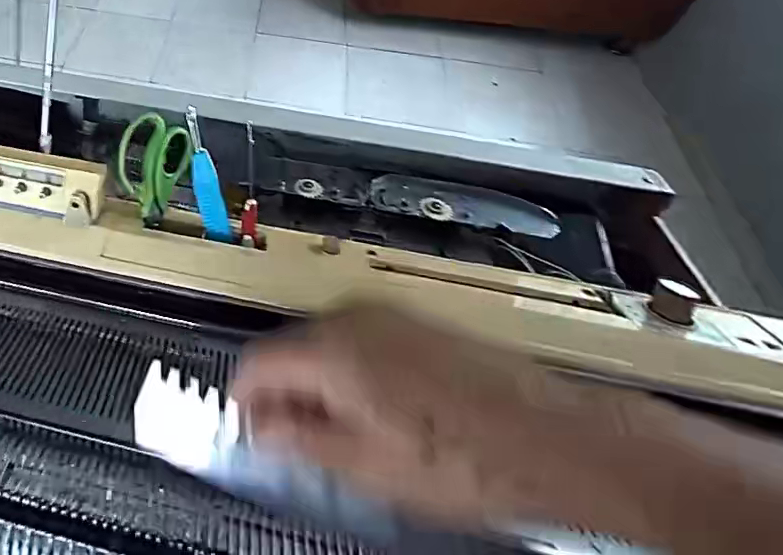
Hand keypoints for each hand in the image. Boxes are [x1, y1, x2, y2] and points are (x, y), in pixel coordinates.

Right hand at [230, 304, 661, 531]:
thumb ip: (298, 440)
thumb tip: (259, 429)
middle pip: (289, 348)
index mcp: (335, 349)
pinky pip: (357, 339)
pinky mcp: (410, 320)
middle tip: (298, 446)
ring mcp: (386, 314)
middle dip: (285, 395)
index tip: (247, 433)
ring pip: (324, 343)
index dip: (243, 402)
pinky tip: (379, 414)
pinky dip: (351, 372)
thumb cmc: (461, 454)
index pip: (256, 362)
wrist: (539, 432)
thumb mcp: (365, 467)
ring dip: (319, 385)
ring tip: (345, 438)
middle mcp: (355, 317)